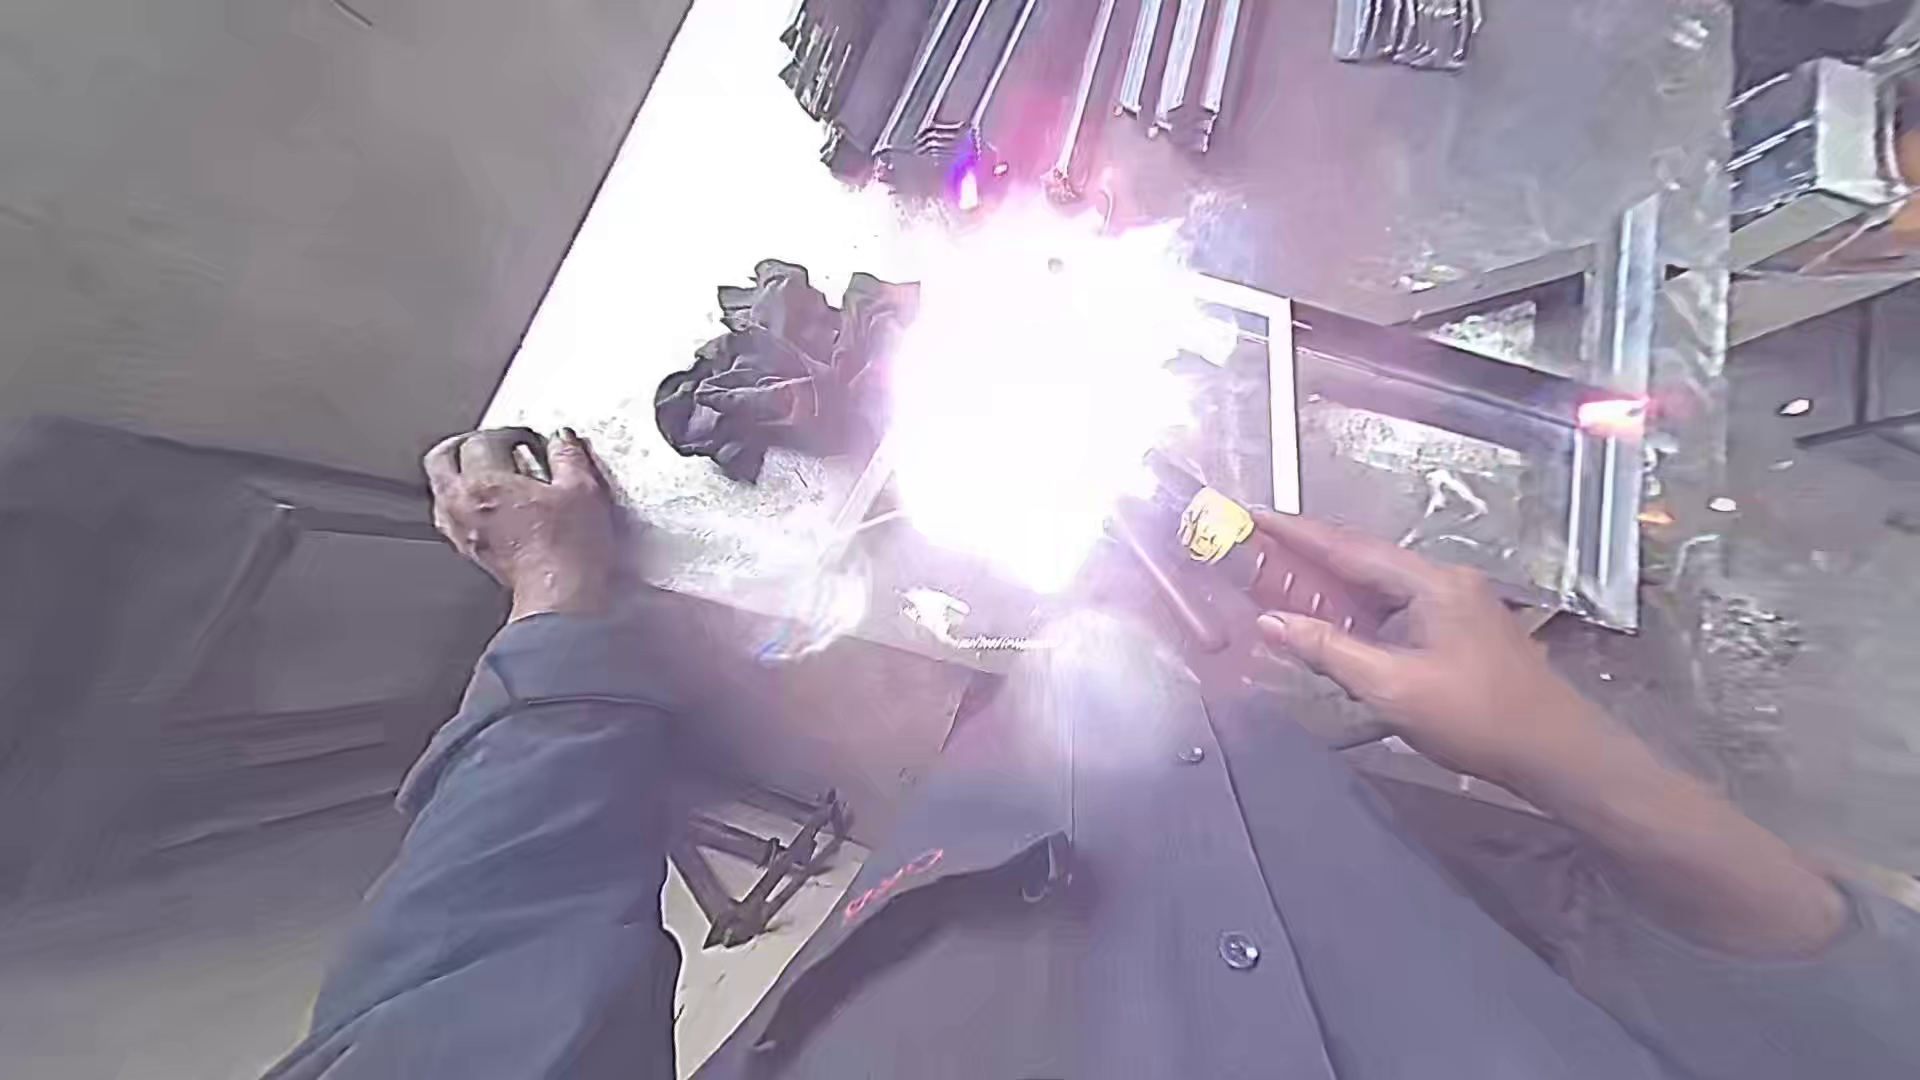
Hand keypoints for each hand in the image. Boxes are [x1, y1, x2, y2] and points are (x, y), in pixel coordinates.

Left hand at [424, 427, 615, 621]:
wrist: (561, 591)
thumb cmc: (569, 548)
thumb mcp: (583, 490)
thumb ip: (570, 458)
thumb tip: (563, 440)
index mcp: (485, 482)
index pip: (484, 440)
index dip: (510, 434)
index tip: (530, 439)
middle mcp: (462, 503)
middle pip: (443, 458)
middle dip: (467, 445)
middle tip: (493, 443)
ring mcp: (461, 528)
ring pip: (443, 486)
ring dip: (464, 473)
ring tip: (493, 473)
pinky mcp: (470, 549)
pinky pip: (453, 514)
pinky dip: (467, 501)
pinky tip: (492, 505)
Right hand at [1250, 511, 1606, 786]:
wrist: (1561, 756)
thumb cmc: (1478, 718)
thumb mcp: (1391, 686)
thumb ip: (1327, 648)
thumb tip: (1268, 621)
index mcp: (1430, 583)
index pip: (1348, 548)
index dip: (1296, 532)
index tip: (1255, 515)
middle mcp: (1440, 579)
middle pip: (1359, 554)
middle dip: (1306, 547)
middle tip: (1258, 541)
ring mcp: (1449, 599)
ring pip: (1372, 577)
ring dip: (1325, 574)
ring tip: (1279, 569)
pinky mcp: (1450, 621)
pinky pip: (1386, 599)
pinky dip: (1348, 599)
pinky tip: (1325, 609)